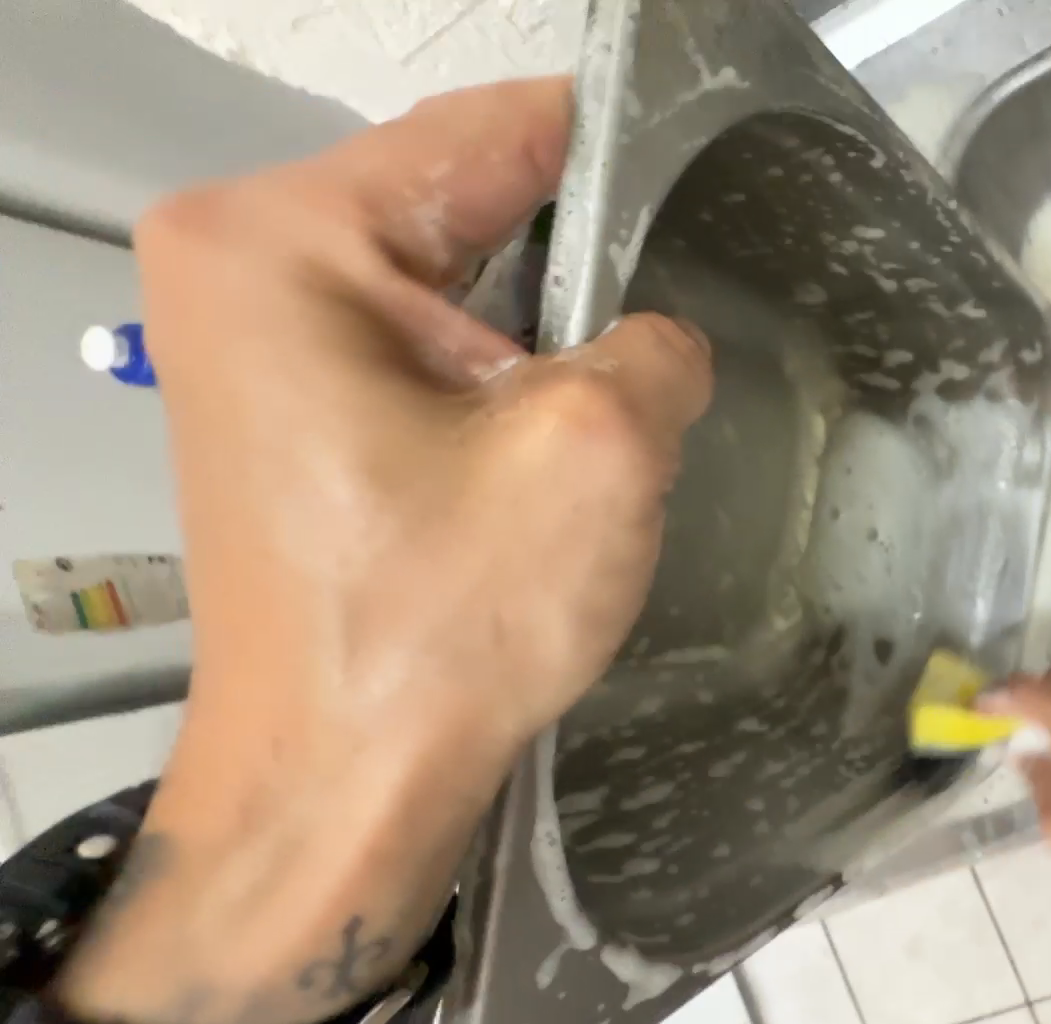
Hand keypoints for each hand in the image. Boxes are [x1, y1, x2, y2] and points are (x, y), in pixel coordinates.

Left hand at [146, 77, 710, 759]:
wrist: (354, 774)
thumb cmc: (448, 619)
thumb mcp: (597, 450)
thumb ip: (660, 352)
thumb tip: (669, 343)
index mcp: (291, 246)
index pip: (482, 135)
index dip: (607, 142)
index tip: (701, 156)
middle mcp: (262, 278)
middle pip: (474, 214)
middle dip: (594, 257)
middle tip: (695, 294)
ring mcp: (285, 354)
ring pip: (476, 296)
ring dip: (571, 332)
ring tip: (652, 375)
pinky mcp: (326, 420)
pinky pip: (457, 359)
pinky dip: (534, 378)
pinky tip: (591, 426)